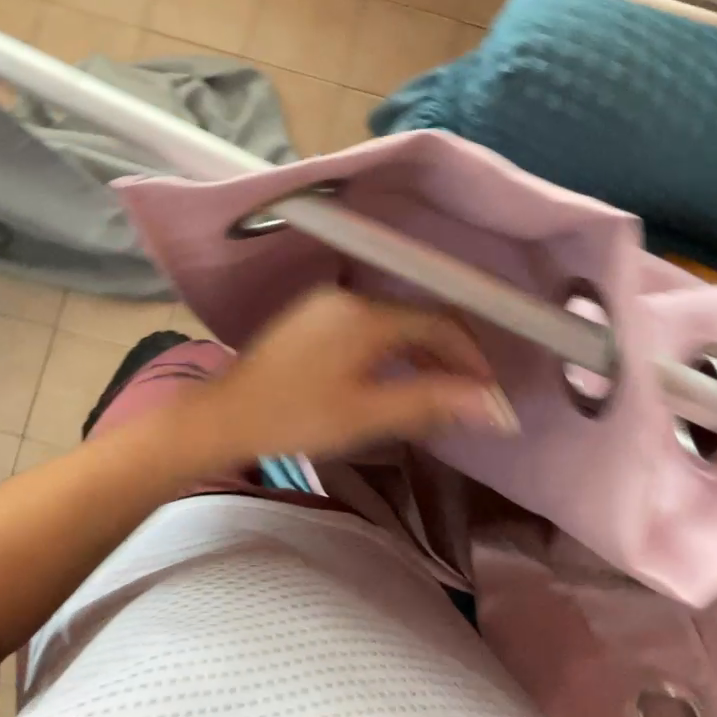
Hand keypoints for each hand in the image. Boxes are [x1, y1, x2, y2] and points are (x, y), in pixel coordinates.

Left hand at [175, 287, 514, 465]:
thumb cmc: (293, 418)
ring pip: (392, 321)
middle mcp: (347, 298)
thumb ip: (431, 402)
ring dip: (421, 353)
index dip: (472, 356)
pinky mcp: (311, 317)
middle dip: (449, 356)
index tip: (490, 394)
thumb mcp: (366, 415)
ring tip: (439, 394)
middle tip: (470, 398)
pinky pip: (368, 325)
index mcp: (363, 315)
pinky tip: (396, 379)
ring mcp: (325, 305)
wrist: (222, 416)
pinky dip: (391, 349)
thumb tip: (493, 405)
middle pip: (416, 317)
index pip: (438, 322)